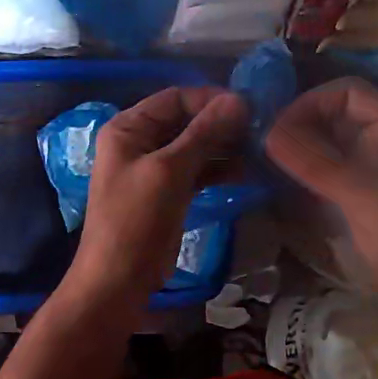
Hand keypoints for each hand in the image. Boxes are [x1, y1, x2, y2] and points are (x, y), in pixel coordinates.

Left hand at [68, 87, 248, 299]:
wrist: (118, 280)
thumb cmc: (136, 220)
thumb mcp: (169, 171)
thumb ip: (203, 134)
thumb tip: (238, 100)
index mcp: (128, 128)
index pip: (174, 98)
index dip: (210, 99)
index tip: (248, 108)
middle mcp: (140, 142)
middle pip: (186, 120)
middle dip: (221, 123)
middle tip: (259, 129)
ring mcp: (154, 168)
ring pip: (195, 146)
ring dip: (224, 147)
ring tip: (257, 149)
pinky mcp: (169, 192)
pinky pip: (197, 171)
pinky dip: (219, 169)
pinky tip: (246, 172)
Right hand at [266, 78, 377, 296]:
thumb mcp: (356, 193)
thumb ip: (312, 158)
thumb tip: (267, 131)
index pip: (347, 91)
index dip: (309, 103)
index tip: (277, 130)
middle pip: (342, 114)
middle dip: (305, 126)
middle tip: (270, 150)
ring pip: (340, 142)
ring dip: (308, 149)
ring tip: (278, 167)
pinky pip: (344, 167)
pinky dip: (319, 170)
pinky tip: (299, 187)